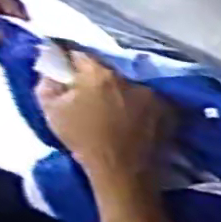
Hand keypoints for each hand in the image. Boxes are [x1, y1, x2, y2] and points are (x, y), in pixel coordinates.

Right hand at [38, 51, 170, 174]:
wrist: (124, 167)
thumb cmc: (83, 136)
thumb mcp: (49, 105)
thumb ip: (48, 79)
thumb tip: (51, 63)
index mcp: (102, 76)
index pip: (82, 54)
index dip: (70, 58)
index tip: (63, 63)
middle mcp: (135, 82)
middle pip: (111, 71)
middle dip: (97, 76)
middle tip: (86, 88)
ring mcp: (158, 98)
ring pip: (132, 86)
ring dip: (121, 91)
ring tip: (111, 104)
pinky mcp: (172, 113)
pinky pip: (150, 101)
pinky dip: (140, 104)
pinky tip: (130, 115)